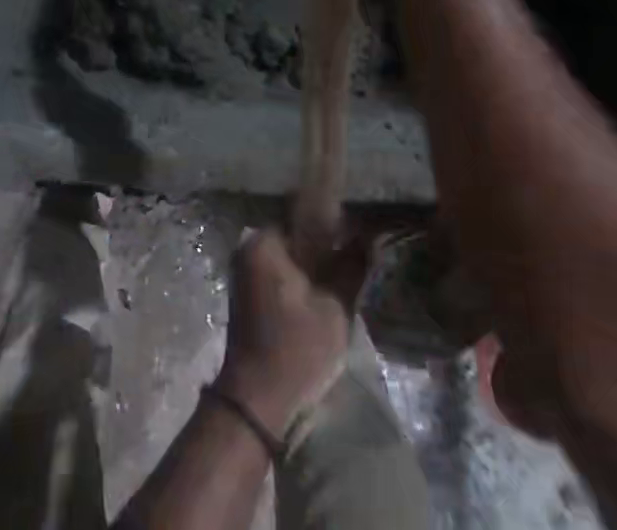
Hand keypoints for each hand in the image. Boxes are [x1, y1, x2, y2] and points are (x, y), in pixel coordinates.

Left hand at [215, 230, 365, 437]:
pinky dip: (304, 276)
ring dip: (317, 261)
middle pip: (296, 234)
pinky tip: (329, 287)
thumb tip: (371, 237)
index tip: (361, 226)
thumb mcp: (334, 306)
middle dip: (327, 241)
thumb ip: (352, 266)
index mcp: (264, 244)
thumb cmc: (296, 349)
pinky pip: (282, 272)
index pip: (304, 214)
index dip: (335, 219)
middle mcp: (249, 250)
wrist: (258, 401)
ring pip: (291, 255)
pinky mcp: (250, 294)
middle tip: (361, 248)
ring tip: (351, 267)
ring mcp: (246, 273)